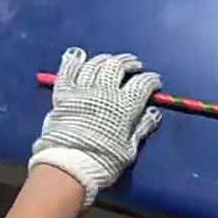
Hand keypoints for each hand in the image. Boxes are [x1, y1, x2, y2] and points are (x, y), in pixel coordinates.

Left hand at [28, 48, 162, 205]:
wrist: (68, 164)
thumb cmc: (103, 160)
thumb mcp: (129, 148)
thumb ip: (142, 127)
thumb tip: (154, 112)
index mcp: (125, 105)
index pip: (143, 83)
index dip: (151, 80)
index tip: (154, 81)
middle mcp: (104, 92)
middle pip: (117, 67)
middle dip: (129, 63)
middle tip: (134, 65)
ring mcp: (81, 91)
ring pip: (95, 65)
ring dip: (105, 59)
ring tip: (111, 60)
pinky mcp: (62, 94)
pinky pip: (67, 72)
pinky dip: (73, 61)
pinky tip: (77, 54)